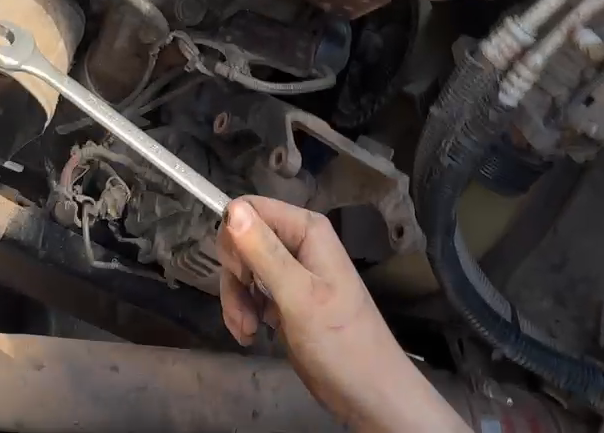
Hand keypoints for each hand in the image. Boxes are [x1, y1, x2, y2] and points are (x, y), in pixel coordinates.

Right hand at [217, 197, 467, 432]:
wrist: (370, 396)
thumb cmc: (341, 342)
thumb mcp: (298, 296)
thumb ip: (264, 251)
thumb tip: (232, 207)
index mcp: (305, 229)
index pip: (250, 208)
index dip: (235, 237)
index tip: (238, 273)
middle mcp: (297, 242)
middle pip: (242, 239)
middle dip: (235, 276)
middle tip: (243, 307)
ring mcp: (290, 271)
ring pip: (242, 268)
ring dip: (236, 298)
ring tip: (246, 330)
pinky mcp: (284, 297)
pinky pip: (249, 291)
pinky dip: (243, 311)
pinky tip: (249, 334)